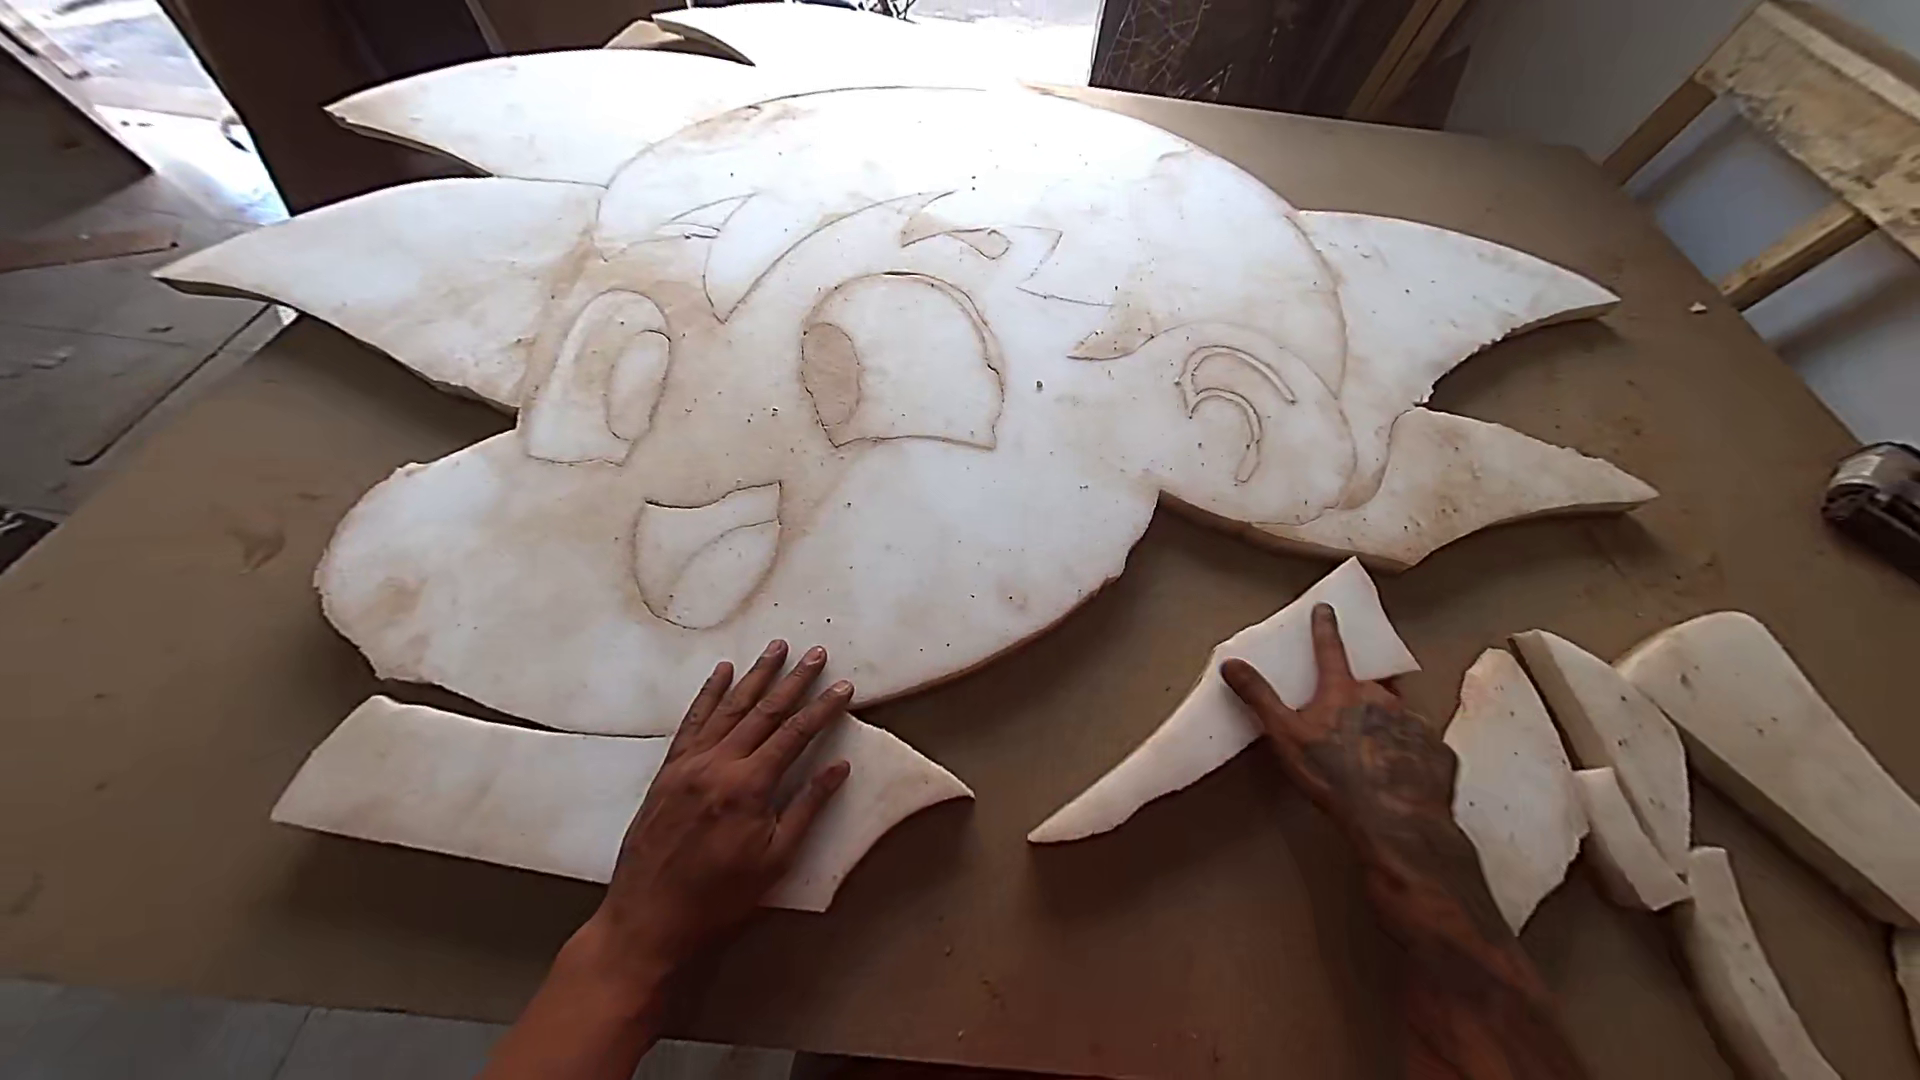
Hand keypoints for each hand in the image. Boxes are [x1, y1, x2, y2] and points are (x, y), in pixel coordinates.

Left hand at [574, 641, 852, 996]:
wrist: (646, 923)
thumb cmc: (720, 899)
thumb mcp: (775, 860)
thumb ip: (808, 807)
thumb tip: (840, 767)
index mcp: (748, 787)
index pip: (795, 734)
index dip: (823, 708)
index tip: (843, 686)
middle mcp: (718, 765)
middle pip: (764, 711)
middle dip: (794, 680)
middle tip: (816, 653)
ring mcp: (688, 764)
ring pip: (729, 708)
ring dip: (755, 675)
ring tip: (775, 648)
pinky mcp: (668, 771)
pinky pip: (692, 722)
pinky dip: (708, 694)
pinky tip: (721, 672)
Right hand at [1221, 604, 1453, 845]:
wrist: (1396, 822)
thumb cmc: (1333, 774)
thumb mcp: (1285, 735)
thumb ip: (1258, 696)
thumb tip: (1230, 663)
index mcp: (1343, 691)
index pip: (1330, 650)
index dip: (1324, 629)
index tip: (1325, 609)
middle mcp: (1382, 699)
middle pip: (1369, 684)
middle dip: (1359, 689)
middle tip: (1349, 706)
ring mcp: (1416, 725)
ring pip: (1398, 714)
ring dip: (1385, 721)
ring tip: (1372, 747)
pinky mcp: (1440, 755)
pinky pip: (1422, 745)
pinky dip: (1409, 751)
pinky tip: (1400, 771)